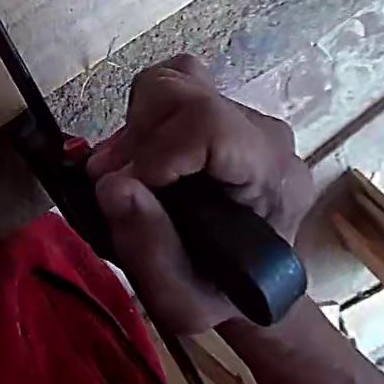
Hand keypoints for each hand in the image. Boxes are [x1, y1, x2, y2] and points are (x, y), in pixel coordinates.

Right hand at [87, 55, 314, 335]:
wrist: (247, 286)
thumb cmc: (220, 297)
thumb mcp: (181, 303)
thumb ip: (149, 250)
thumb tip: (110, 186)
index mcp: (272, 180)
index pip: (209, 125)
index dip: (151, 151)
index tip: (117, 189)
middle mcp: (266, 138)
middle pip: (186, 91)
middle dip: (135, 137)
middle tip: (112, 184)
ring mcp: (245, 120)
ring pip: (176, 80)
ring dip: (136, 126)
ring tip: (125, 174)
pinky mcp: (222, 113)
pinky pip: (174, 91)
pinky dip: (144, 120)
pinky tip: (141, 161)